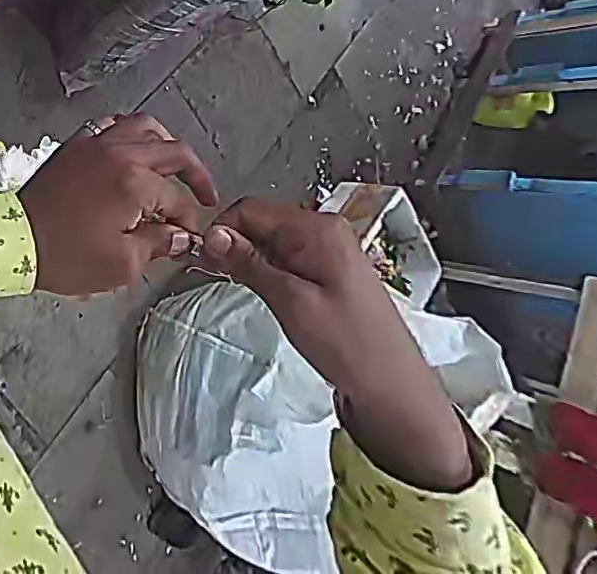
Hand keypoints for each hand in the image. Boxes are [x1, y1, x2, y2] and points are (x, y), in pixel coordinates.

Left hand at [17, 114, 217, 296]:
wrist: (15, 239)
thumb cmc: (65, 254)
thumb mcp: (120, 263)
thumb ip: (158, 245)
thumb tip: (181, 237)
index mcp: (135, 182)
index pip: (177, 199)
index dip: (187, 221)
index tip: (187, 237)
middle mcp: (121, 153)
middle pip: (174, 152)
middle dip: (195, 176)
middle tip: (205, 194)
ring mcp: (98, 142)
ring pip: (147, 126)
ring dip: (167, 144)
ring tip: (174, 165)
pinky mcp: (79, 142)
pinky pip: (114, 123)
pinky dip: (131, 133)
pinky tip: (135, 149)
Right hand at [201, 199, 476, 490]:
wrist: (393, 389)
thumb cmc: (348, 345)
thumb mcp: (291, 302)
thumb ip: (250, 264)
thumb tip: (213, 235)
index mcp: (318, 228)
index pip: (253, 209)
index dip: (224, 228)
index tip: (203, 255)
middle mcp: (324, 230)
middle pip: (263, 221)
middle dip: (236, 242)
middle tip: (215, 272)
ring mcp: (328, 249)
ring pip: (272, 240)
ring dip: (250, 257)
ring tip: (238, 284)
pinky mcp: (327, 270)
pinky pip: (287, 257)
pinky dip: (267, 269)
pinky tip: (262, 290)